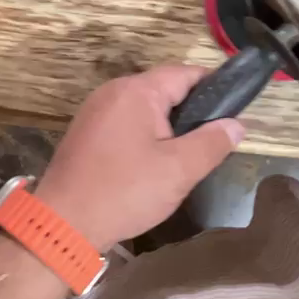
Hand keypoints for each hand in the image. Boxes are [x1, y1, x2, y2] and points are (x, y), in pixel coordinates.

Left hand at [33, 64, 245, 250]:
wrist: (61, 225)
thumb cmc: (124, 192)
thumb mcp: (179, 170)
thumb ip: (212, 142)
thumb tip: (237, 124)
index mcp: (137, 91)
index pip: (186, 73)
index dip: (214, 88)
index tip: (235, 111)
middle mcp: (113, 91)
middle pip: (164, 89)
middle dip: (191, 111)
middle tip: (211, 143)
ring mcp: (95, 110)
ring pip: (144, 108)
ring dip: (167, 126)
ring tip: (185, 157)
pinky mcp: (85, 132)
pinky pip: (125, 122)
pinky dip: (144, 135)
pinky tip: (152, 163)